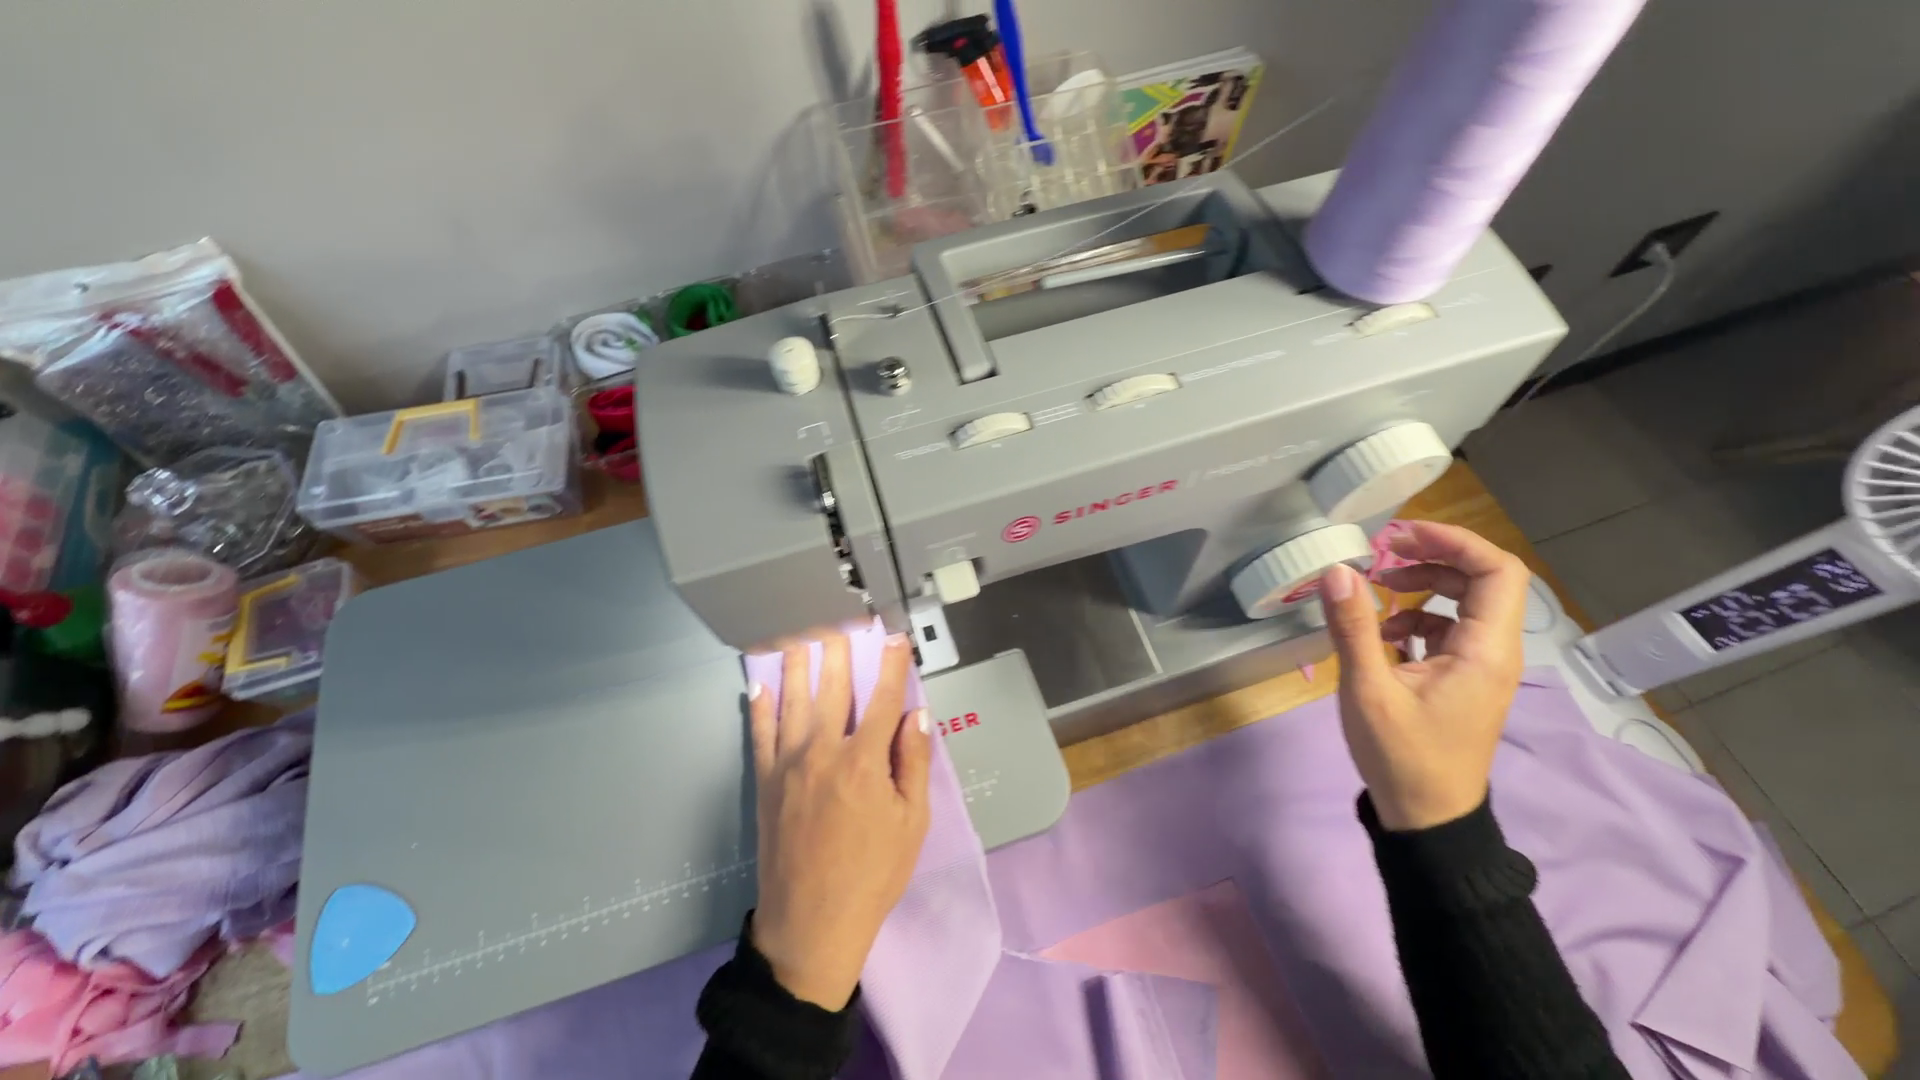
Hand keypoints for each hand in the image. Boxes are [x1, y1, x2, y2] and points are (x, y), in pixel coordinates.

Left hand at [747, 634, 930, 1009]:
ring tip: (799, 636)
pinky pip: (760, 734)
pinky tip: (760, 685)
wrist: (811, 921)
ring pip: (793, 701)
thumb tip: (917, 714)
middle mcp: (824, 751)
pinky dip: (759, 707)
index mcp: (865, 761)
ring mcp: (788, 764)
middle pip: (833, 689)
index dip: (891, 666)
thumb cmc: (873, 874)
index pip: (883, 700)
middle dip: (839, 651)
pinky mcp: (765, 781)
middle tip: (838, 620)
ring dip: (798, 664)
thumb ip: (912, 764)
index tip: (894, 637)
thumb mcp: (911, 823)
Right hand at [1319, 522, 1530, 831]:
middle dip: (1432, 559)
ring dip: (1423, 587)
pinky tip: (1383, 636)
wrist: (1429, 820)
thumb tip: (1338, 571)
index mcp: (1485, 650)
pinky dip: (1419, 619)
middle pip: (1482, 579)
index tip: (1399, 537)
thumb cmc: (1402, 757)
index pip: (1497, 570)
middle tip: (1381, 557)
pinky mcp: (1466, 679)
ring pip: (1466, 603)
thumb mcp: (1368, 690)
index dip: (1452, 541)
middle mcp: (1495, 652)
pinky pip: (1451, 629)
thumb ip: (1354, 628)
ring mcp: (1483, 667)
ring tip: (1376, 593)